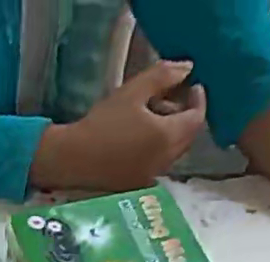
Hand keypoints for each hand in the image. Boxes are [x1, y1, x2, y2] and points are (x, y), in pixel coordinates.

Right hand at [31, 61, 207, 191]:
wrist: (71, 159)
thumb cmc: (101, 124)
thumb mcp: (132, 92)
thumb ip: (163, 76)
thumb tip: (187, 68)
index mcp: (166, 137)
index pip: (196, 118)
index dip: (198, 100)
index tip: (192, 86)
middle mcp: (164, 161)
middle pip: (188, 137)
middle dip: (185, 117)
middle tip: (170, 101)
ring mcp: (150, 177)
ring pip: (173, 152)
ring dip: (171, 135)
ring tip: (152, 120)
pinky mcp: (137, 186)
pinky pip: (158, 165)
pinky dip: (158, 150)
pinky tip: (141, 141)